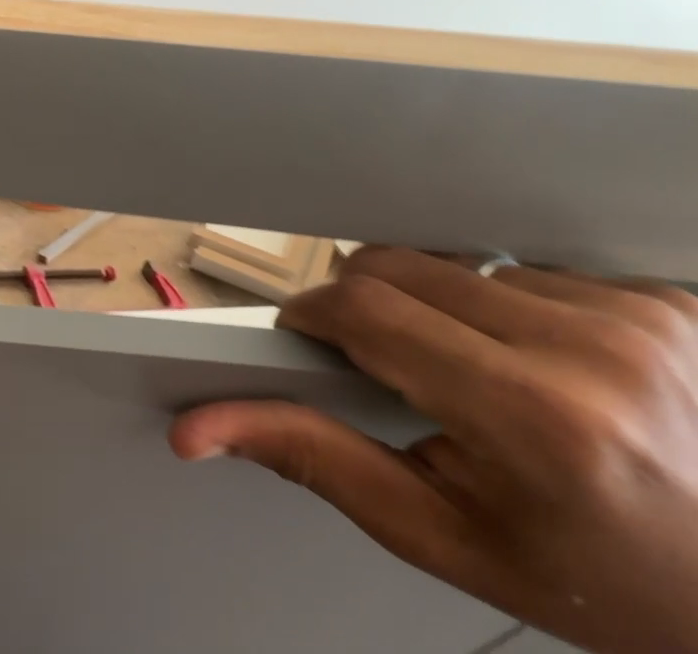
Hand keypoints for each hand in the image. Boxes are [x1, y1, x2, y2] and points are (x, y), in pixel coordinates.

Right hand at [172, 248, 697, 653]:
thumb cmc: (597, 580)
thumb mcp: (438, 534)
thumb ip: (312, 459)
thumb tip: (196, 427)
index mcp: (533, 416)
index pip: (362, 306)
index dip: (309, 315)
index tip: (300, 342)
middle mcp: (593, 348)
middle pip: (399, 267)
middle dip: (362, 307)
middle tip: (381, 370)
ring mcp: (645, 317)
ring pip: (454, 266)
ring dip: (433, 309)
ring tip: (469, 376)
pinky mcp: (672, 302)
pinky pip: (526, 272)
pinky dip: (501, 308)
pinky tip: (534, 366)